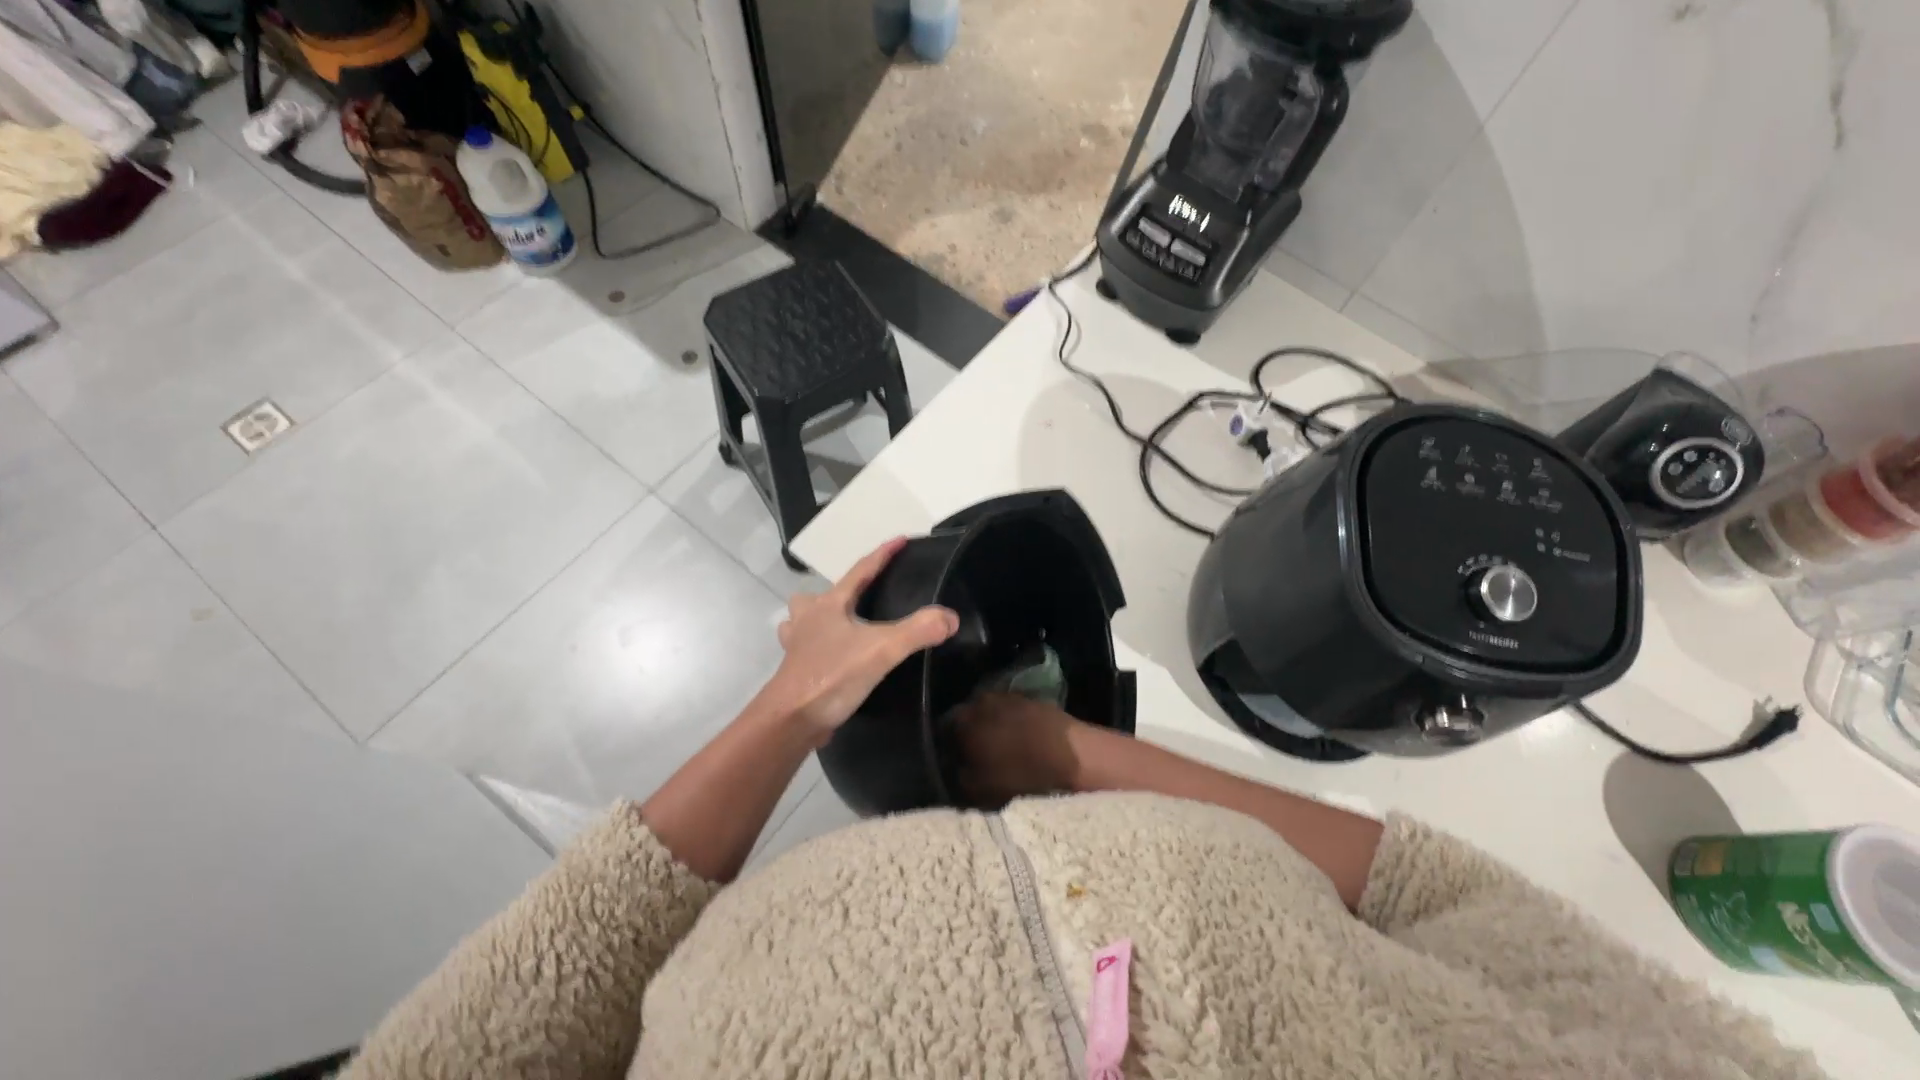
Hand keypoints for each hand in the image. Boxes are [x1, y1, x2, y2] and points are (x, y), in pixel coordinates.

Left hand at [757, 537, 958, 745]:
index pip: (860, 570)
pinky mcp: (795, 670)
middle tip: (861, 596)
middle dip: (838, 591)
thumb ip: (917, 631)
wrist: (791, 719)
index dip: (883, 554)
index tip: (902, 540)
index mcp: (829, 605)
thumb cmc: (831, 676)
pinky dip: (816, 648)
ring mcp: (797, 645)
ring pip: (802, 620)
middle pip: (820, 594)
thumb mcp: (881, 651)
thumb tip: (950, 617)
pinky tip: (832, 659)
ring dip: (817, 617)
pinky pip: (805, 648)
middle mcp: (807, 618)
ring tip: (841, 626)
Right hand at [953, 693, 1085, 806]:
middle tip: (975, 756)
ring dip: (991, 728)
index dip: (947, 748)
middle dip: (968, 734)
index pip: (942, 730)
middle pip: (967, 718)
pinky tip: (1019, 742)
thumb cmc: (1021, 776)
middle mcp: (981, 700)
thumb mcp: (978, 789)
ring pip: (990, 714)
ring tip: (999, 750)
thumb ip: (958, 776)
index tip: (953, 762)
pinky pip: (1012, 713)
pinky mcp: (1033, 700)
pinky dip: (1011, 725)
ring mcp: (1009, 697)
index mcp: (962, 720)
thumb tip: (954, 768)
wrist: (1074, 758)